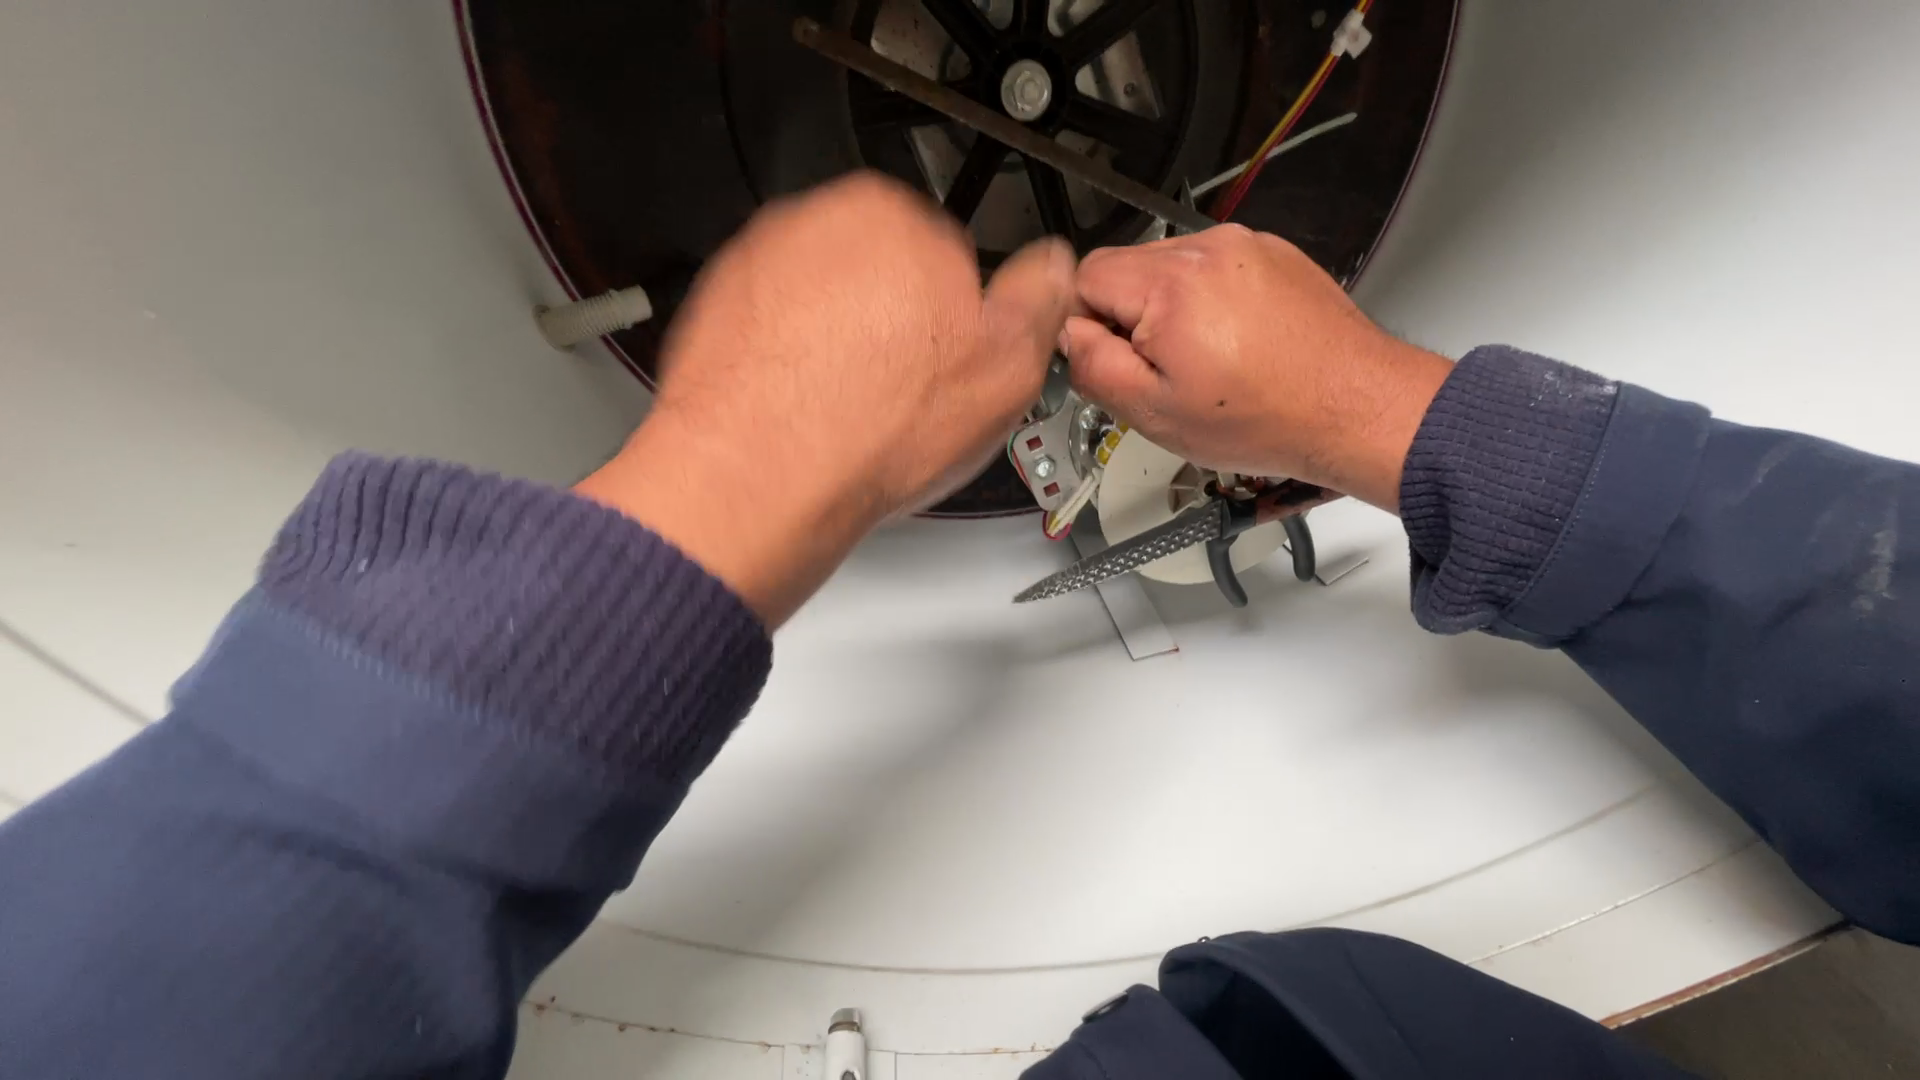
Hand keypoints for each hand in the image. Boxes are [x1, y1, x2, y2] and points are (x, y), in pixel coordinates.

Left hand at [576, 173, 1073, 625]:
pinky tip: (808, 409)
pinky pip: (778, 328)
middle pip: (884, 274)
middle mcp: (820, 222)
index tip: (953, 356)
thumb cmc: (872, 431)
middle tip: (904, 390)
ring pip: (827, 302)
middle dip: (899, 324)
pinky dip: (793, 358)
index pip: (951, 254)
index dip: (959, 317)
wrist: (759, 478)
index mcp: (898, 217)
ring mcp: (761, 263)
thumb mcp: (1007, 370)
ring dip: (843, 342)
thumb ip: (1039, 300)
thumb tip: (1048, 272)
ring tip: (853, 408)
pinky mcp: (719, 308)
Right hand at [1058, 224, 1451, 510]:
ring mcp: (1245, 245)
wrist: (1354, 408)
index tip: (1115, 360)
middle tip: (1161, 371)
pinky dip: (1207, 304)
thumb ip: (1093, 366)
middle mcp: (1208, 247)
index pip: (1085, 277)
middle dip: (1127, 318)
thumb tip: (1069, 334)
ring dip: (1167, 311)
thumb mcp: (1154, 412)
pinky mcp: (1271, 254)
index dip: (1086, 324)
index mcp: (1171, 283)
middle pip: (1124, 269)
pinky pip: (1210, 270)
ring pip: (1166, 269)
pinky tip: (1231, 346)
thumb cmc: (1265, 418)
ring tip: (1203, 362)